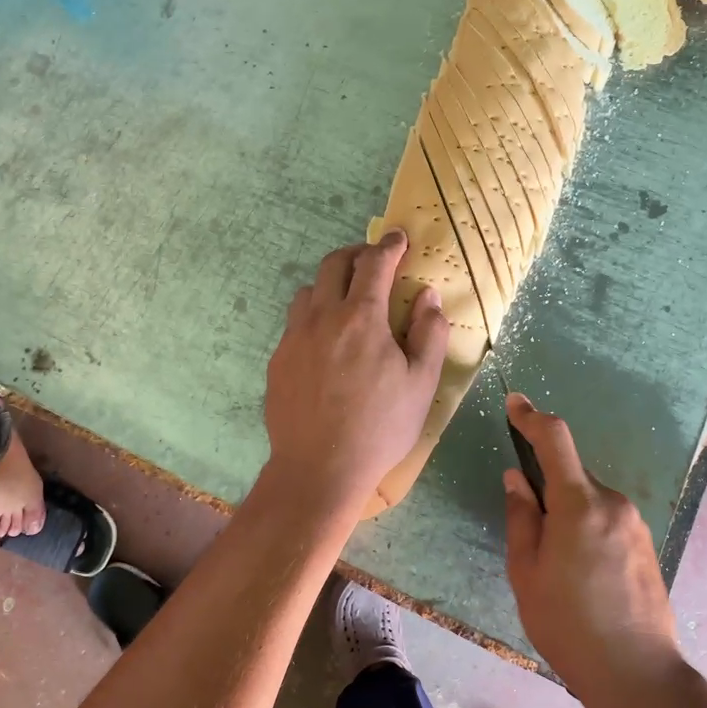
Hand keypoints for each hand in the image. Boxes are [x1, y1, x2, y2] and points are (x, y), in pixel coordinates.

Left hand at [264, 231, 448, 504]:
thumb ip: (428, 333)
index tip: (399, 237)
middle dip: (357, 254)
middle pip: (334, 264)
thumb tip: (426, 296)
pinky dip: (314, 315)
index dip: (389, 245)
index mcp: (362, 317)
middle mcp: (322, 317)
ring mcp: (294, 338)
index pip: (375, 263)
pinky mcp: (278, 360)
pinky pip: (295, 323)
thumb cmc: (379, 428)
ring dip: (330, 284)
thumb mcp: (421, 384)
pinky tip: (326, 341)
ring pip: (308, 291)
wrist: (318, 470)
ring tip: (347, 300)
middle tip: (374, 261)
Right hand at [503, 394, 681, 697]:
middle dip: (548, 488)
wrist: (636, 673)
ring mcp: (635, 523)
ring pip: (590, 500)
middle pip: (572, 475)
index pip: (555, 440)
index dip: (532, 417)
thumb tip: (518, 478)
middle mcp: (613, 502)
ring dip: (569, 514)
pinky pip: (607, 520)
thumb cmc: (568, 623)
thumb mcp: (527, 572)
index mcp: (579, 503)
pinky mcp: (646, 544)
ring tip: (559, 569)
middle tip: (532, 537)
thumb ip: (521, 517)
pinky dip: (588, 530)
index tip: (515, 403)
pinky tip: (584, 577)